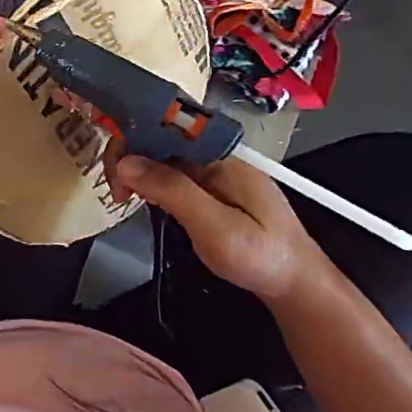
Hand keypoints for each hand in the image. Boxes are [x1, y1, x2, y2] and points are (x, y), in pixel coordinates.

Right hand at [115, 154, 334, 304]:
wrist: (297, 284)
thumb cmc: (262, 258)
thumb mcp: (215, 227)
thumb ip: (172, 191)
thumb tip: (126, 163)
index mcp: (221, 157)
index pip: (166, 127)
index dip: (133, 140)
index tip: (114, 173)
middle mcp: (215, 157)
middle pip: (160, 139)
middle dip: (129, 157)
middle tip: (117, 193)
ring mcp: (212, 173)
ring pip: (162, 158)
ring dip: (135, 170)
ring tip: (123, 198)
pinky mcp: (209, 190)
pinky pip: (170, 174)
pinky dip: (148, 183)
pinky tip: (142, 199)